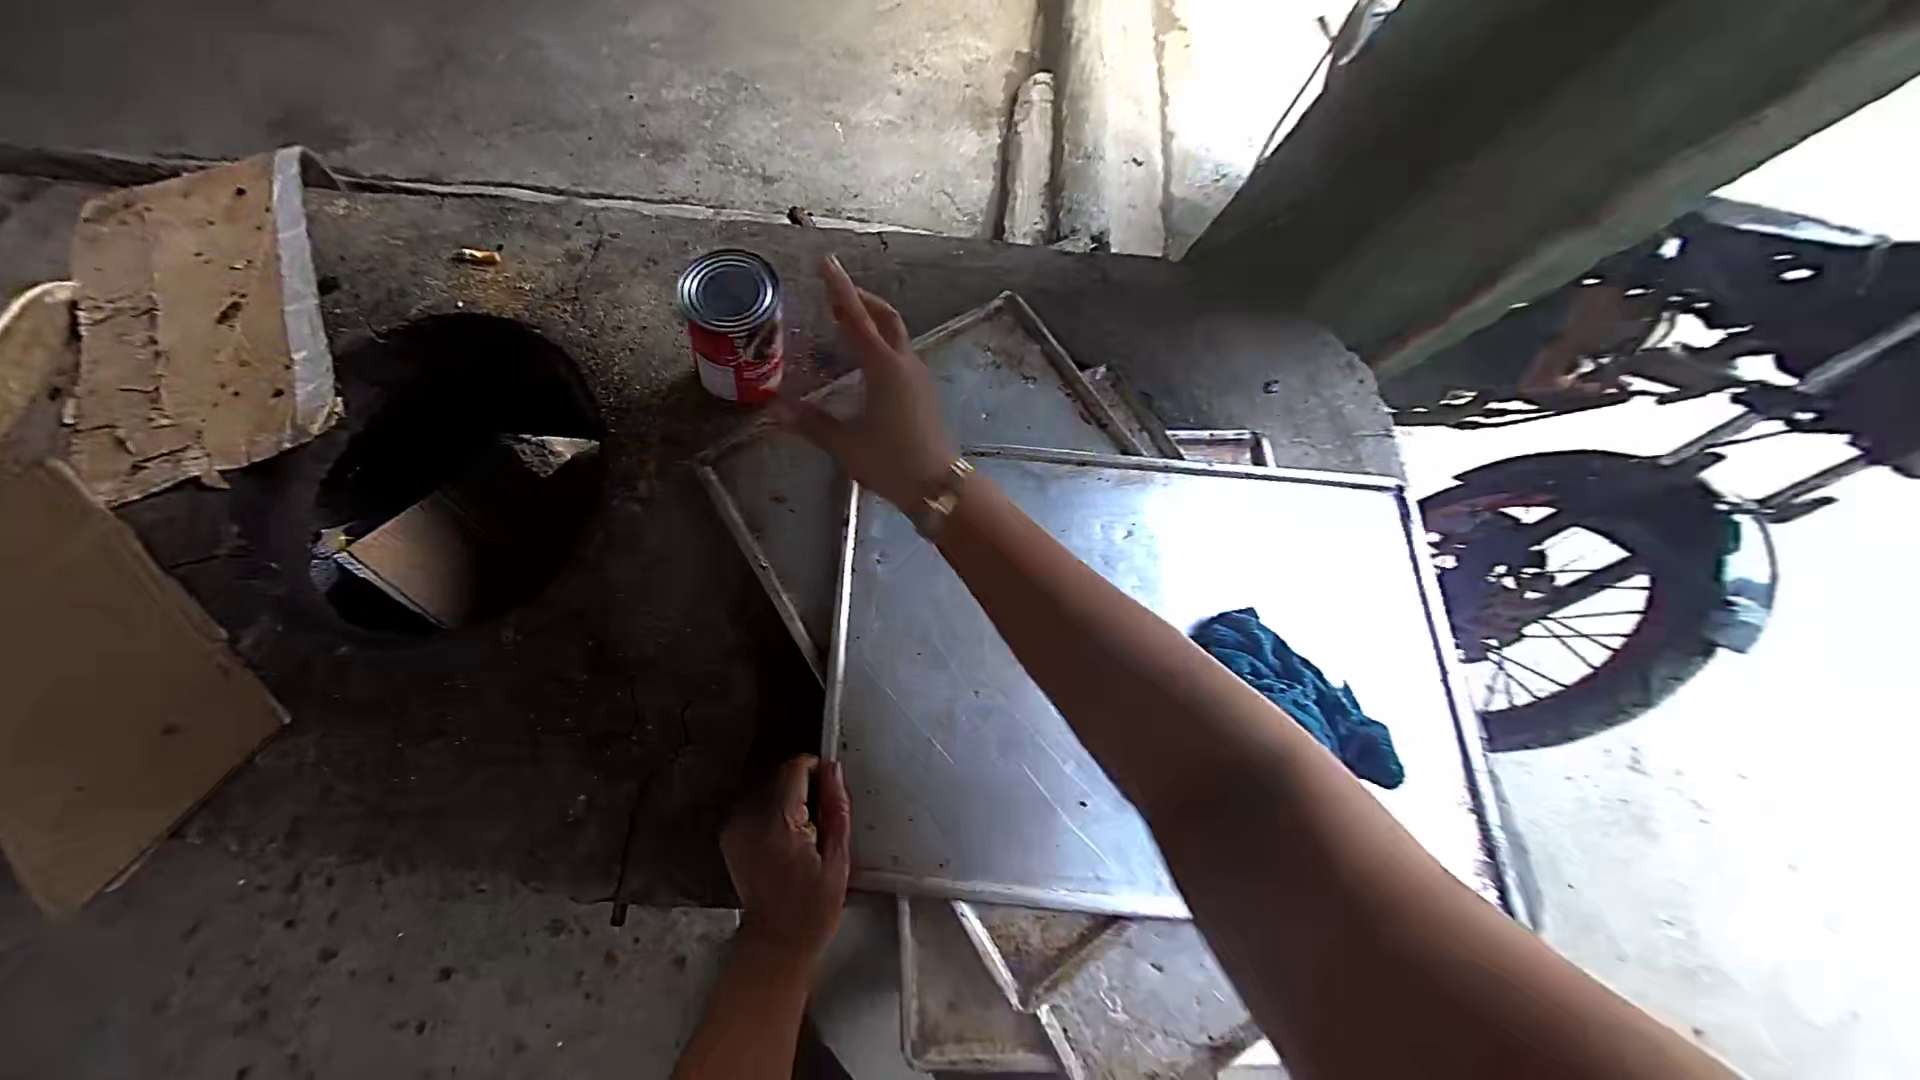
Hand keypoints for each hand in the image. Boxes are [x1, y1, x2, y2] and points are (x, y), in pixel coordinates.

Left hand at [721, 754, 852, 962]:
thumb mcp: (839, 858)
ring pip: (769, 786)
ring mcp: (737, 829)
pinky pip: (756, 804)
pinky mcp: (731, 836)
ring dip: (789, 798)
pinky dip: (774, 811)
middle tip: (820, 817)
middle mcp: (751, 822)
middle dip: (804, 787)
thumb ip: (837, 808)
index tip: (829, 782)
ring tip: (803, 831)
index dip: (817, 769)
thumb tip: (834, 772)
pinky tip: (786, 838)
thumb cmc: (810, 912)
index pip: (795, 768)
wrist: (777, 943)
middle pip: (781, 775)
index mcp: (779, 825)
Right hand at [772, 255, 958, 507]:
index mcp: (884, 369)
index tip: (828, 262)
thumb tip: (775, 411)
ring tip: (846, 325)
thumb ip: (812, 423)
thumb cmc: (892, 463)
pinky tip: (866, 364)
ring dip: (874, 323)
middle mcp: (905, 366)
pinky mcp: (924, 395)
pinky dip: (882, 346)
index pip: (857, 319)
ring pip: (898, 337)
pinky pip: (901, 357)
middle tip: (836, 295)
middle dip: (862, 301)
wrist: (938, 486)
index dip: (840, 289)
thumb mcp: (846, 444)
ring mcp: (919, 379)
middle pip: (887, 319)